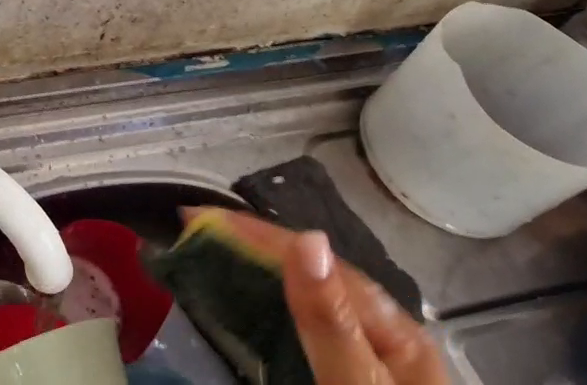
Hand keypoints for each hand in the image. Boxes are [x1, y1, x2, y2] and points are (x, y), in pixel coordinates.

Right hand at [182, 208, 446, 384]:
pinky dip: (271, 313)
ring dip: (259, 274)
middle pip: (313, 276)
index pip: (316, 262)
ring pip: (308, 303)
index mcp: (394, 331)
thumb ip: (333, 324)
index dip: (258, 235)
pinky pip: (305, 337)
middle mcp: (383, 339)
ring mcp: (367, 367)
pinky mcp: (348, 384)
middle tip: (192, 231)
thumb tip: (306, 237)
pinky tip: (248, 311)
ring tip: (211, 256)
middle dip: (255, 248)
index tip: (197, 219)